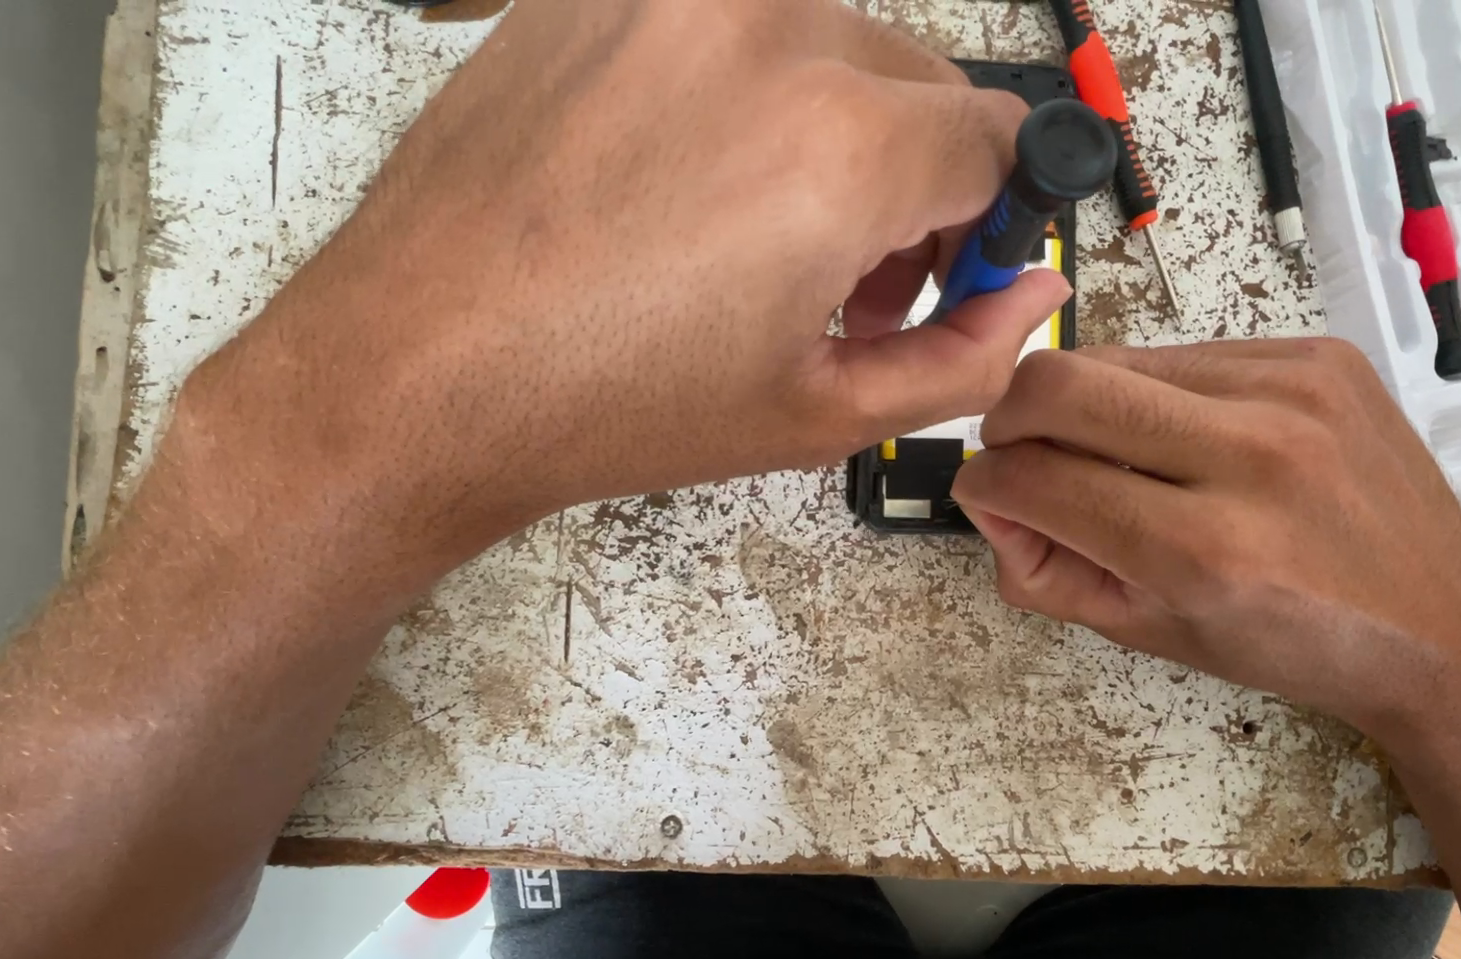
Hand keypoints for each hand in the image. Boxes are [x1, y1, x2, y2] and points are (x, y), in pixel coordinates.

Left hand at [162, 0, 1067, 600]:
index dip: (990, 225)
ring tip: (774, 249)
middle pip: (925, 89)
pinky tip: (694, 195)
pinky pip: (735, 34)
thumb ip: (961, 359)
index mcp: (842, 145)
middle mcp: (773, 30)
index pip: (997, 144)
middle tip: (855, 286)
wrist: (425, 373)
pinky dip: (755, 104)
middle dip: (921, 187)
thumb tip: (1034, 296)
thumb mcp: (821, 417)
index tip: (945, 284)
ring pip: (836, 51)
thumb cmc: (622, 408)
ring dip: (843, 142)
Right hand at [952, 340, 1460, 738]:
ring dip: (1078, 407)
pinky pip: (1177, 354)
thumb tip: (990, 496)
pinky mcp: (1316, 353)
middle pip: (1056, 383)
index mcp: (1203, 550)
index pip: (1034, 479)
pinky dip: (1146, 394)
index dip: (985, 486)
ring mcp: (1290, 387)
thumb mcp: (1144, 633)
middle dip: (1007, 420)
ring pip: (1110, 357)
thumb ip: (1041, 571)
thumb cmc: (1282, 646)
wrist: (1442, 626)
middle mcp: (1248, 453)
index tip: (990, 497)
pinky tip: (1179, 439)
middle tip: (1021, 457)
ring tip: (1111, 456)